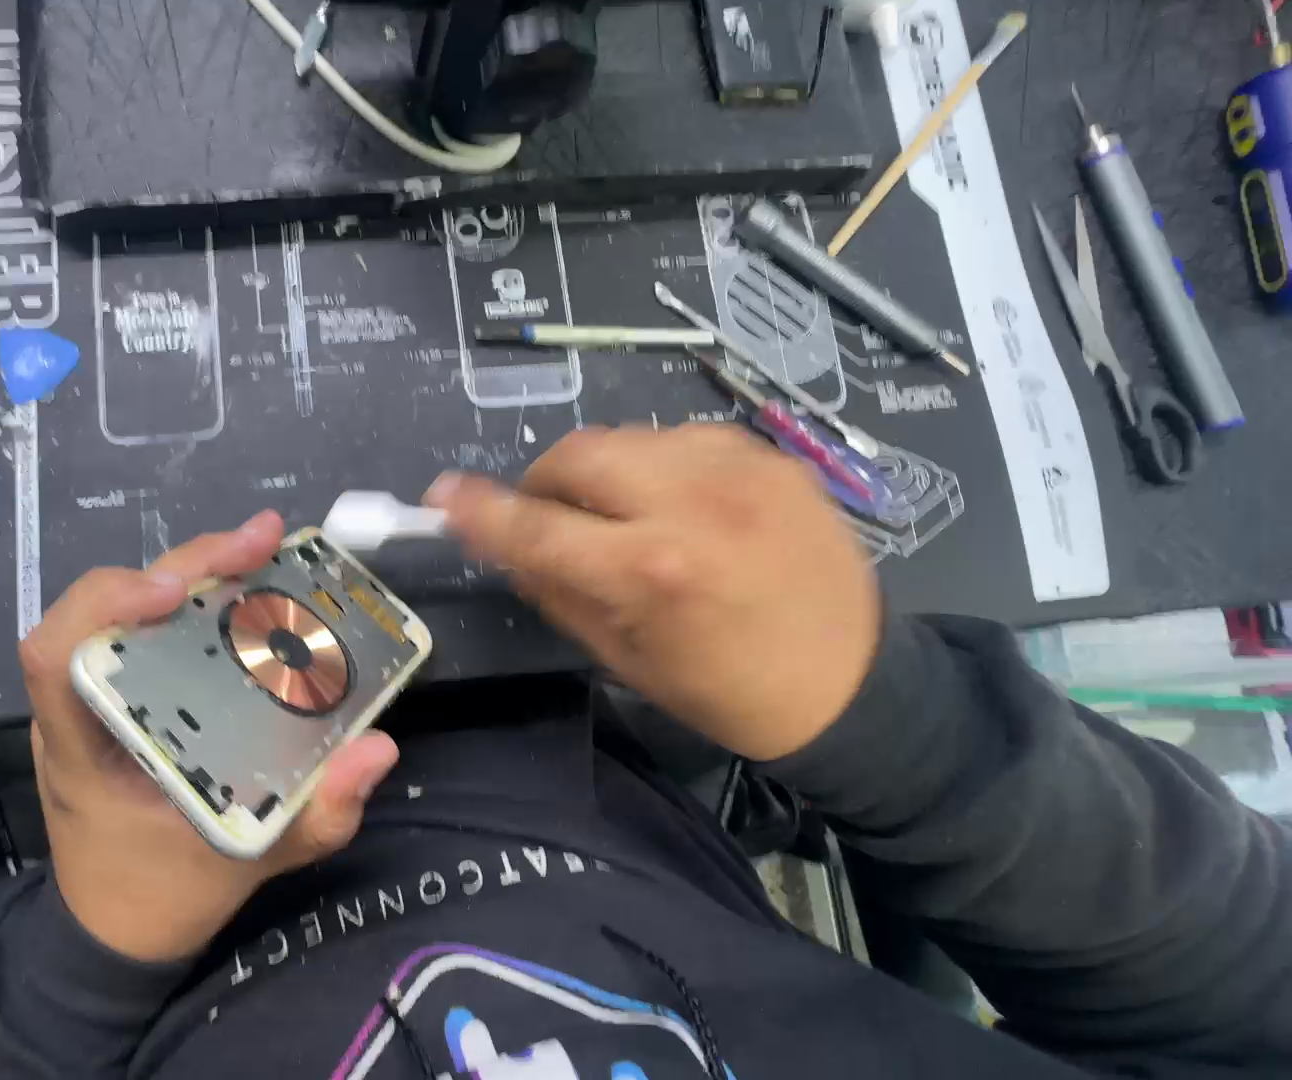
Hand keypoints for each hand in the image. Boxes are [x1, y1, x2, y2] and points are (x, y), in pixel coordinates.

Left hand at [17, 510, 400, 962]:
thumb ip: (318, 818)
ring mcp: (100, 697)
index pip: (53, 656)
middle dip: (183, 564)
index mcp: (83, 749)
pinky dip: (196, 600)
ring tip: (260, 548)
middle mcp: (81, 709)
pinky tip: (245, 585)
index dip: (105, 605)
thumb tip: (379, 750)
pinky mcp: (125, 693)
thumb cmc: (167, 893)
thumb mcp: (249, 862)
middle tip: (260, 540)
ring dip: (192, 570)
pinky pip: (150, 630)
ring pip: (129, 608)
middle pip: (104, 608)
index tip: (177, 591)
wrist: (120, 924)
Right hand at [424, 424, 879, 761]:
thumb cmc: (724, 690)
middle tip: (546, 514)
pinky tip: (673, 505)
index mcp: (651, 570)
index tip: (443, 496)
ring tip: (620, 514)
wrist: (853, 685)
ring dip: (600, 473)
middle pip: (576, 455)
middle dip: (543, 482)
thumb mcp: (621, 658)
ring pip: (624, 439)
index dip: (480, 510)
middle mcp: (692, 503)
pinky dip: (653, 467)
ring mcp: (738, 469)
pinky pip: (677, 440)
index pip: (536, 527)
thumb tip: (507, 542)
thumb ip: (555, 589)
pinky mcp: (770, 456)